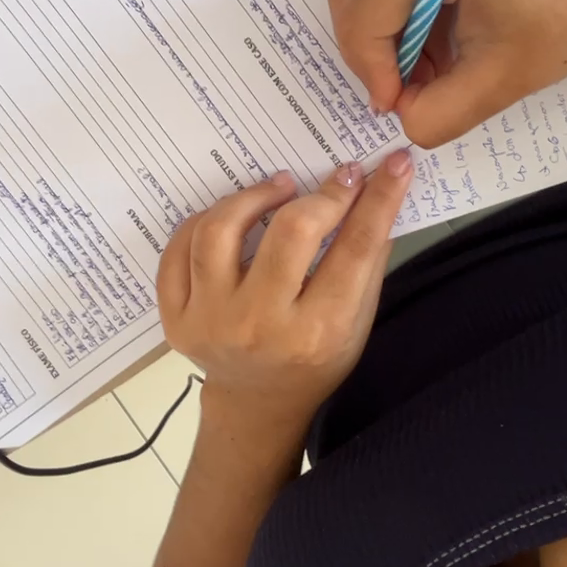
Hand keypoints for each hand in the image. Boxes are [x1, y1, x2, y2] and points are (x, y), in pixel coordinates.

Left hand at [156, 151, 414, 425]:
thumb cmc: (316, 359)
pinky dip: (206, 220)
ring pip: (220, 230)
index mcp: (319, 332)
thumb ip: (368, 261)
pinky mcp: (175, 318)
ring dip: (255, 196)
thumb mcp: (357, 322)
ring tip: (280, 187)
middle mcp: (262, 327)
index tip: (391, 162)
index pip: (356, 248)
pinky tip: (233, 216)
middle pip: (290, 233)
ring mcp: (211, 322)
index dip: (378, 198)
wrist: (257, 403)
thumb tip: (379, 189)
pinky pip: (180, 248)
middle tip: (335, 180)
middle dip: (321, 195)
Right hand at [329, 0, 566, 146]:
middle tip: (411, 92)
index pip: (362, 16)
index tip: (399, 109)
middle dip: (373, 52)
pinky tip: (443, 41)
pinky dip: (406, 10)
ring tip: (434, 71)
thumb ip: (438, 114)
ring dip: (389, 34)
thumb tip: (404, 122)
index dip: (372, 73)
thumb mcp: (503, 76)